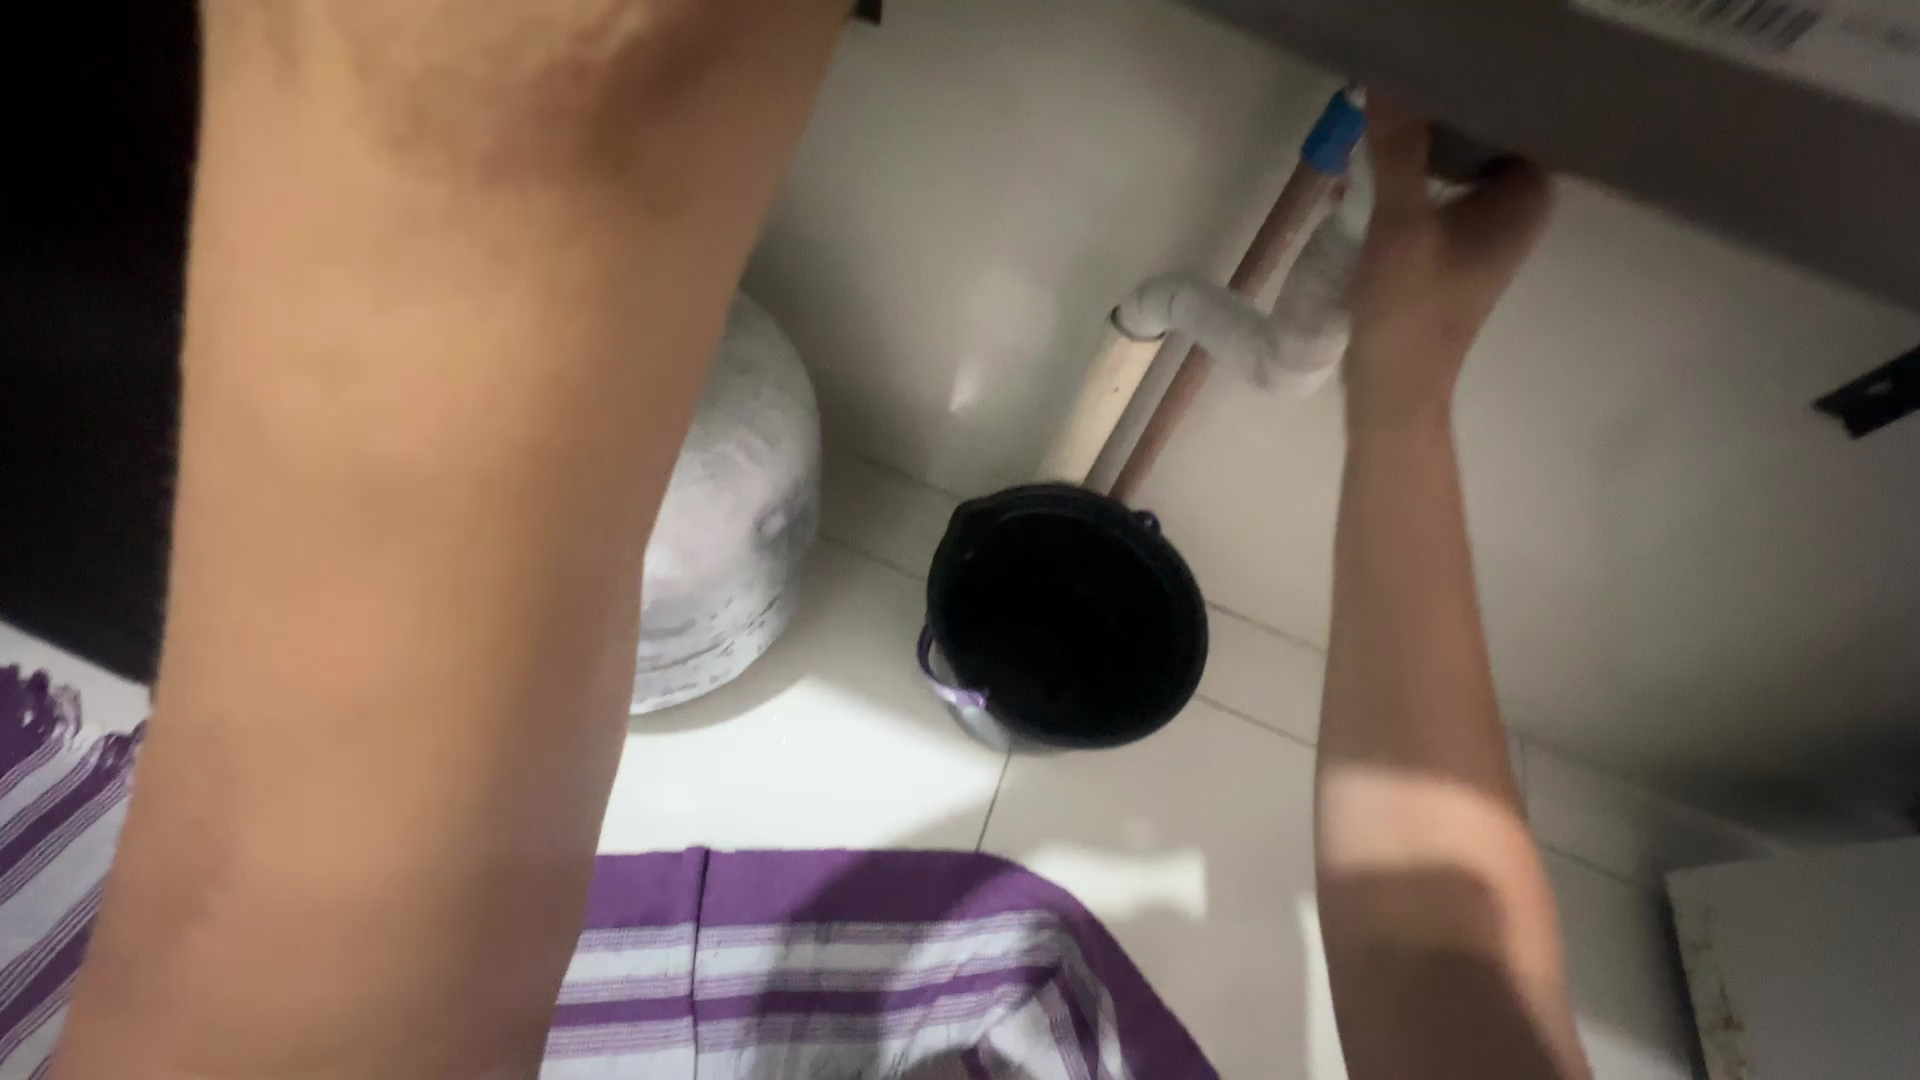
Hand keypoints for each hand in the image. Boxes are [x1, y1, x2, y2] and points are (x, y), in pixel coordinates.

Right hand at [1344, 97, 1552, 428]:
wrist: (1392, 393)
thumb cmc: (1409, 313)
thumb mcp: (1400, 226)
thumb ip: (1396, 154)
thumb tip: (1386, 86)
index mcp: (1524, 200)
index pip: (1512, 120)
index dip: (1472, 98)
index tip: (1427, 85)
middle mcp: (1511, 215)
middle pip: (1477, 147)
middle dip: (1432, 128)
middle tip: (1389, 108)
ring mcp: (1476, 241)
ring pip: (1448, 178)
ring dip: (1412, 162)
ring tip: (1372, 141)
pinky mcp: (1443, 262)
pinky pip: (1429, 207)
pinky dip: (1402, 194)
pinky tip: (1365, 187)